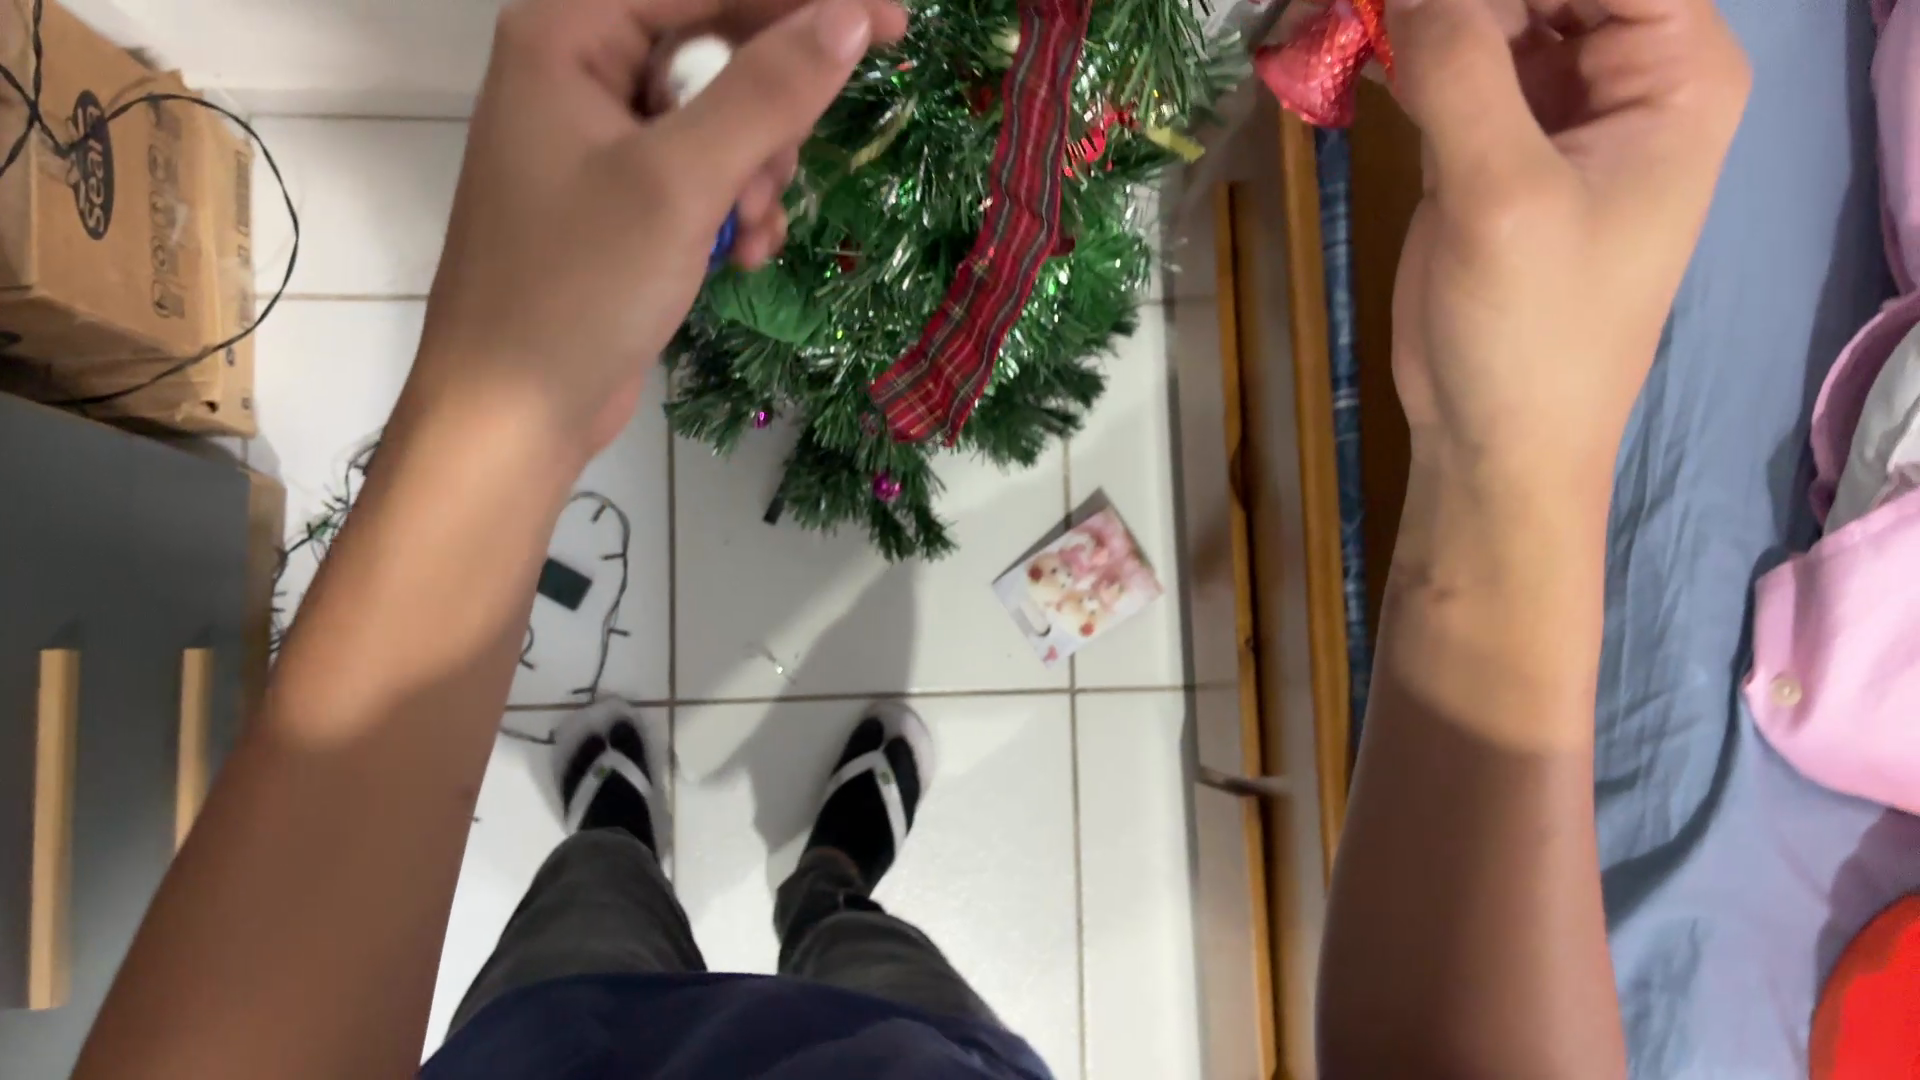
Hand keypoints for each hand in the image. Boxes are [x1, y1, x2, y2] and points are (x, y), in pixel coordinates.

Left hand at [406, 0, 907, 461]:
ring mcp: (605, 145)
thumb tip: (847, 20)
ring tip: (748, 236)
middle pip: (718, 54)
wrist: (520, 405)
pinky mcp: (627, 206)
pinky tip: (738, 261)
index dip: (802, 5)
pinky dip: (735, 216)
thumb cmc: (580, 286)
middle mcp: (585, 74)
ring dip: (756, 180)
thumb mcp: (680, 183)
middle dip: (767, 123)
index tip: (891, 28)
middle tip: (778, 178)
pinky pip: (706, 181)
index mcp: (572, 33)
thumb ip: (766, 94)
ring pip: (723, 126)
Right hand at [1385, 0, 1748, 503]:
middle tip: (1363, 8)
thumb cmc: (1528, 327)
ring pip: (1483, 29)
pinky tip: (1352, 60)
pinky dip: (1398, 68)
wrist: (1491, 432)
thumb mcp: (1502, 196)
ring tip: (1346, 23)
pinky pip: (1444, 84)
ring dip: (1419, 23)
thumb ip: (1461, 76)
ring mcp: (1540, 122)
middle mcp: (1614, 82)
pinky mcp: (1477, 162)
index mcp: (1671, 72)